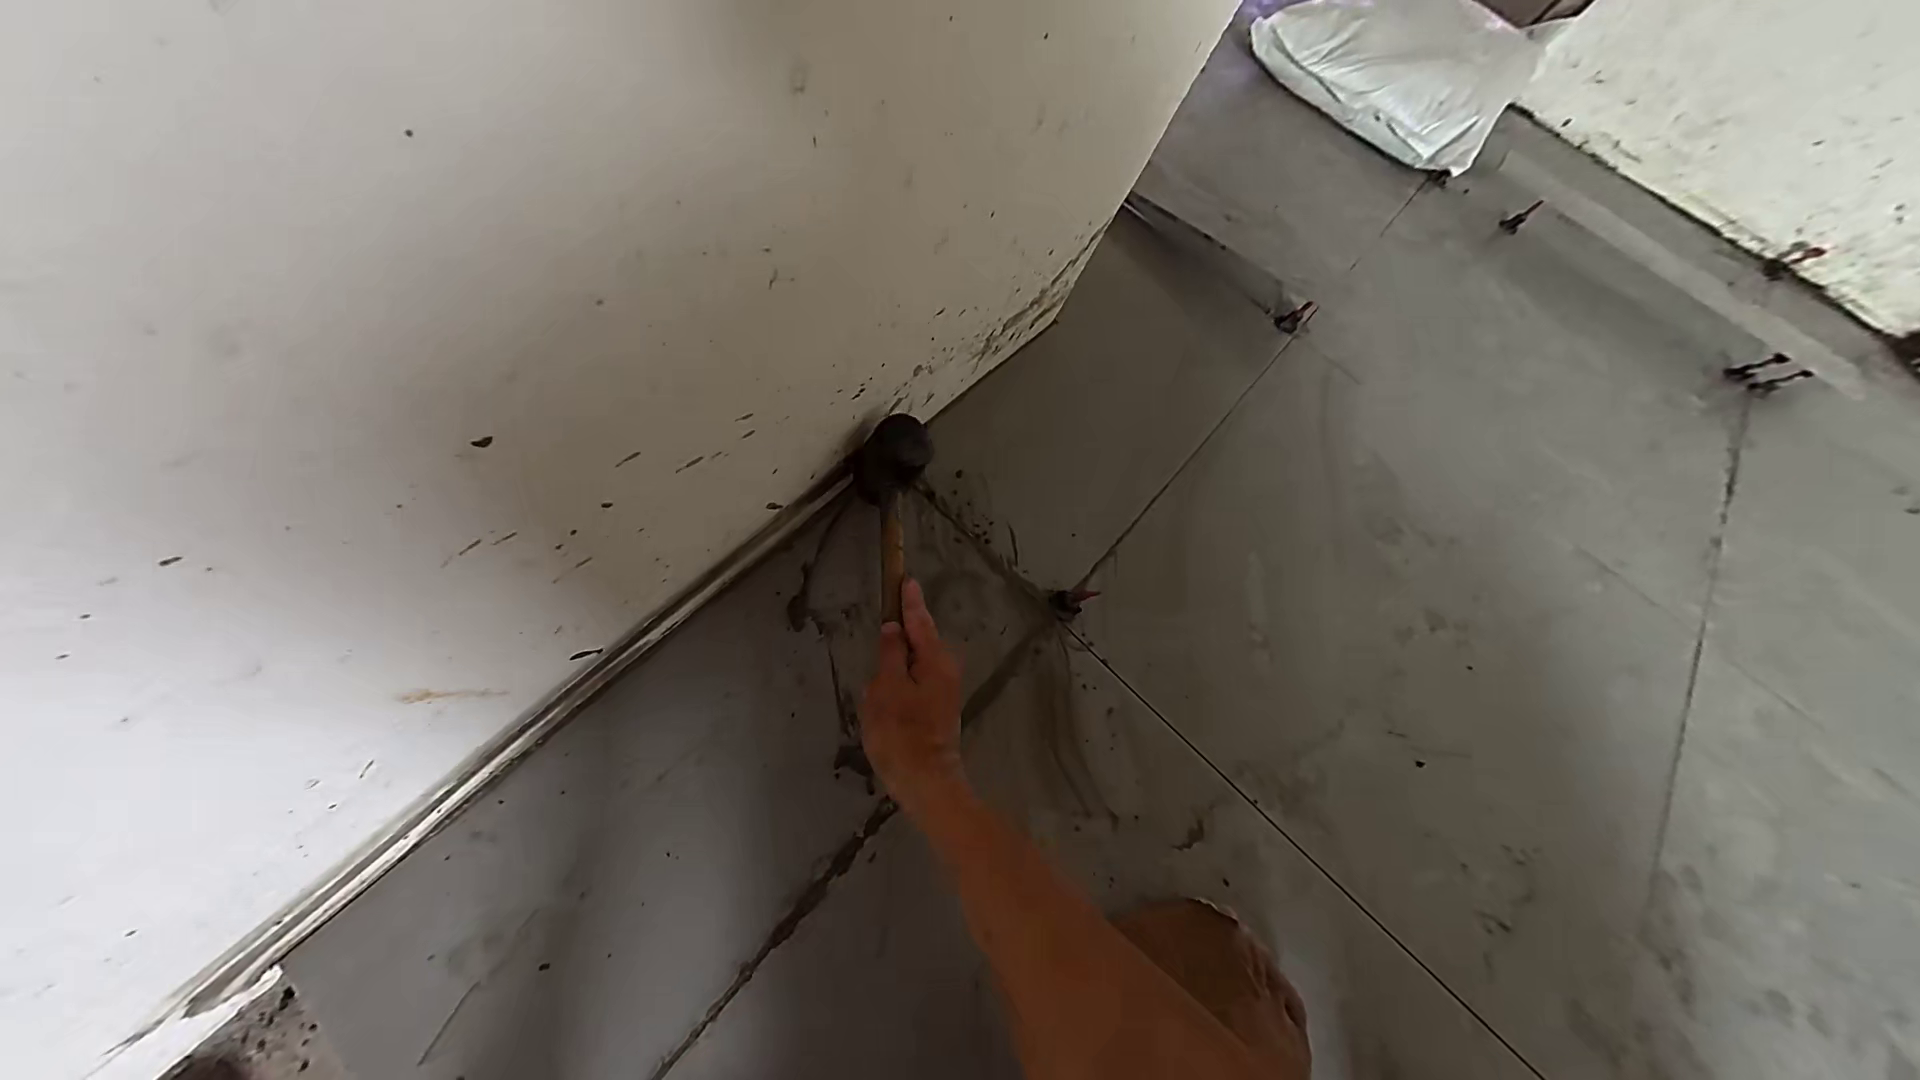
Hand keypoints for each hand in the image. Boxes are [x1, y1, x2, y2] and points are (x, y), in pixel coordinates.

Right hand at [859, 578, 964, 811]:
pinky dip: (903, 673)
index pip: (919, 620)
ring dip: (901, 654)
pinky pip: (917, 678)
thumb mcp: (886, 690)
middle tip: (888, 608)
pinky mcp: (938, 706)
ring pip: (918, 660)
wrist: (926, 782)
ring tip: (882, 646)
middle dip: (903, 628)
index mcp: (935, 660)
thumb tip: (892, 629)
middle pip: (921, 638)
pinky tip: (889, 680)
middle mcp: (945, 669)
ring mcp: (944, 689)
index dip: (909, 600)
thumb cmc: (902, 734)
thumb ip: (890, 656)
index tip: (906, 579)